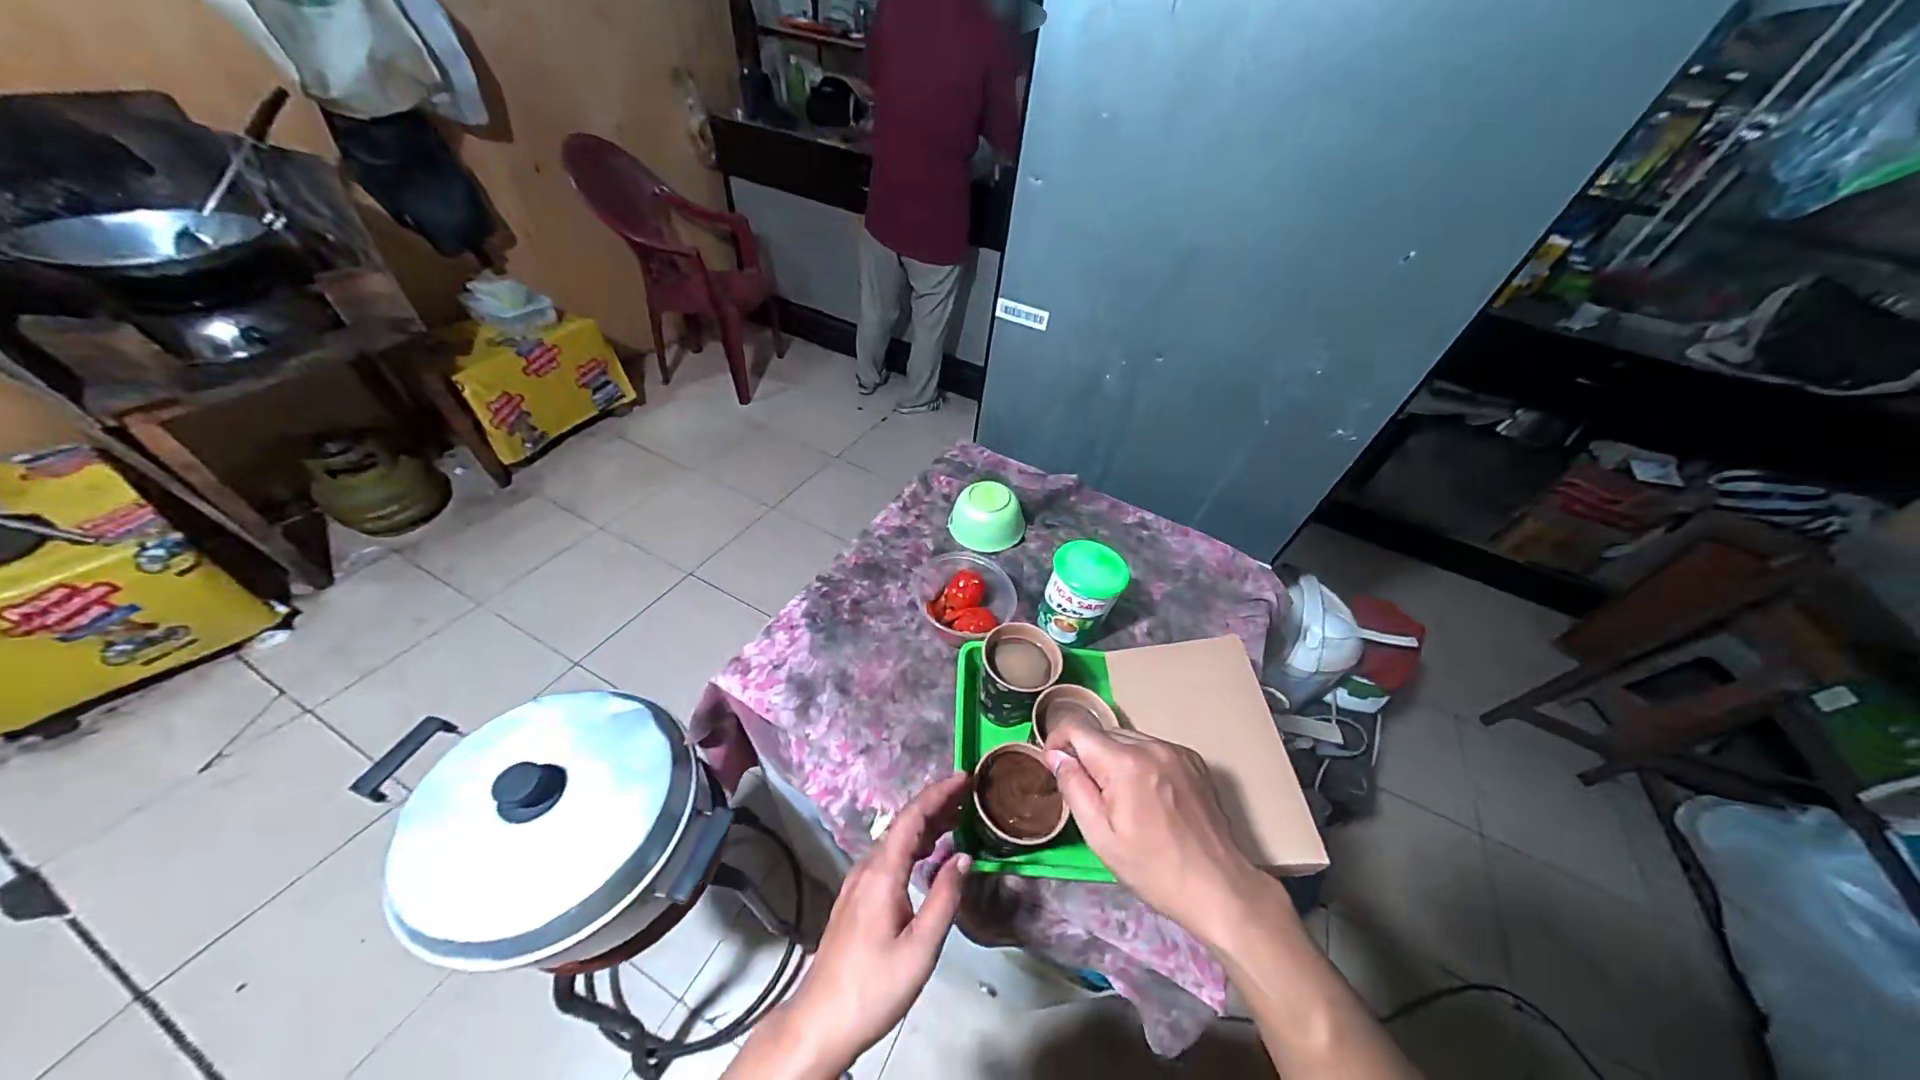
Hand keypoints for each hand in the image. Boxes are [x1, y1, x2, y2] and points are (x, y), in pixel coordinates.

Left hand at [743, 772, 971, 1076]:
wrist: (821, 1020)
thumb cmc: (874, 987)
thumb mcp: (920, 948)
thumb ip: (944, 898)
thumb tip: (964, 856)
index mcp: (881, 873)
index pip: (912, 818)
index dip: (938, 793)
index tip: (964, 777)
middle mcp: (866, 869)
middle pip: (903, 824)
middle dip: (936, 804)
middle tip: (969, 795)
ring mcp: (858, 883)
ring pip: (895, 840)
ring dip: (926, 824)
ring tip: (958, 818)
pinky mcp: (856, 898)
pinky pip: (889, 856)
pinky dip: (914, 844)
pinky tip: (930, 853)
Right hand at [1043, 722, 1269, 946]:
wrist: (1218, 887)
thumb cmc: (1153, 869)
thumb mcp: (1100, 836)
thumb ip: (1074, 787)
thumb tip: (1055, 755)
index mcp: (1125, 763)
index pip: (1078, 728)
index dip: (1057, 743)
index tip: (1054, 767)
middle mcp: (1152, 746)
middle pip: (1103, 734)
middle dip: (1087, 756)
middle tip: (1090, 795)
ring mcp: (1176, 751)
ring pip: (1127, 739)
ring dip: (1113, 759)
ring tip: (1120, 799)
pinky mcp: (1193, 760)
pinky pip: (1152, 749)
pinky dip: (1139, 763)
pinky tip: (1147, 796)